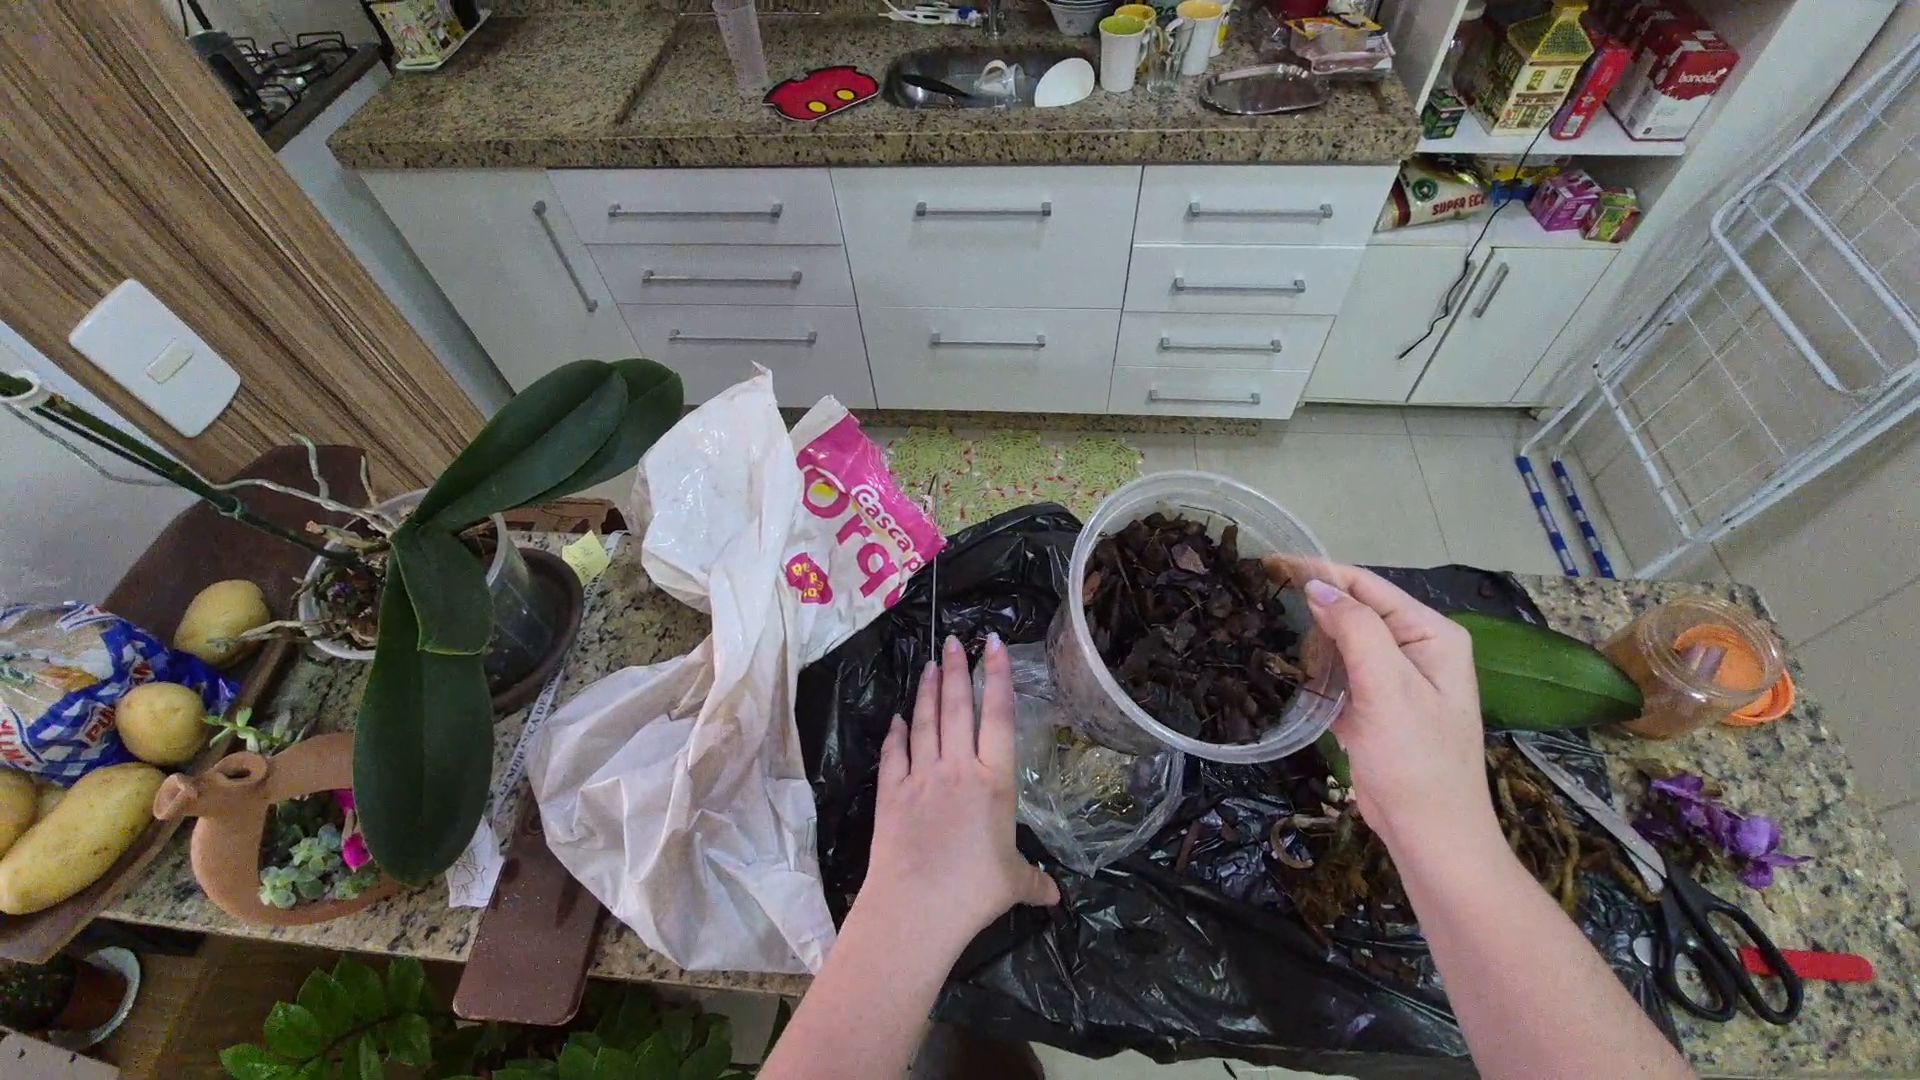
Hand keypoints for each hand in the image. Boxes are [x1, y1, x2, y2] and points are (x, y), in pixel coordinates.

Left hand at [856, 633, 1060, 954]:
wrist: (916, 907)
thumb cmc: (973, 892)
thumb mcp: (1013, 884)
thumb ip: (1034, 882)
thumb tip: (1056, 896)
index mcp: (994, 782)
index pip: (1000, 718)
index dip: (998, 677)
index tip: (994, 645)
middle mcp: (958, 768)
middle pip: (959, 709)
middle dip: (958, 670)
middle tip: (954, 641)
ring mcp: (922, 777)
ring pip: (926, 723)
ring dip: (928, 691)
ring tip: (931, 664)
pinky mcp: (892, 792)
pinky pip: (895, 754)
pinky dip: (896, 734)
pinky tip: (897, 718)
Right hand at [1267, 556, 1495, 852]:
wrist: (1429, 831)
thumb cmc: (1415, 759)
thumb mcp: (1388, 687)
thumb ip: (1356, 629)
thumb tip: (1316, 586)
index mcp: (1430, 634)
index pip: (1368, 586)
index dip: (1319, 571)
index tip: (1270, 563)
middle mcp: (1414, 648)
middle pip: (1354, 609)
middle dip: (1311, 601)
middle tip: (1259, 591)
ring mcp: (1393, 677)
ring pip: (1342, 640)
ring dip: (1308, 634)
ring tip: (1263, 620)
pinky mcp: (1373, 703)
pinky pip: (1339, 671)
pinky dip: (1313, 666)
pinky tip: (1285, 662)